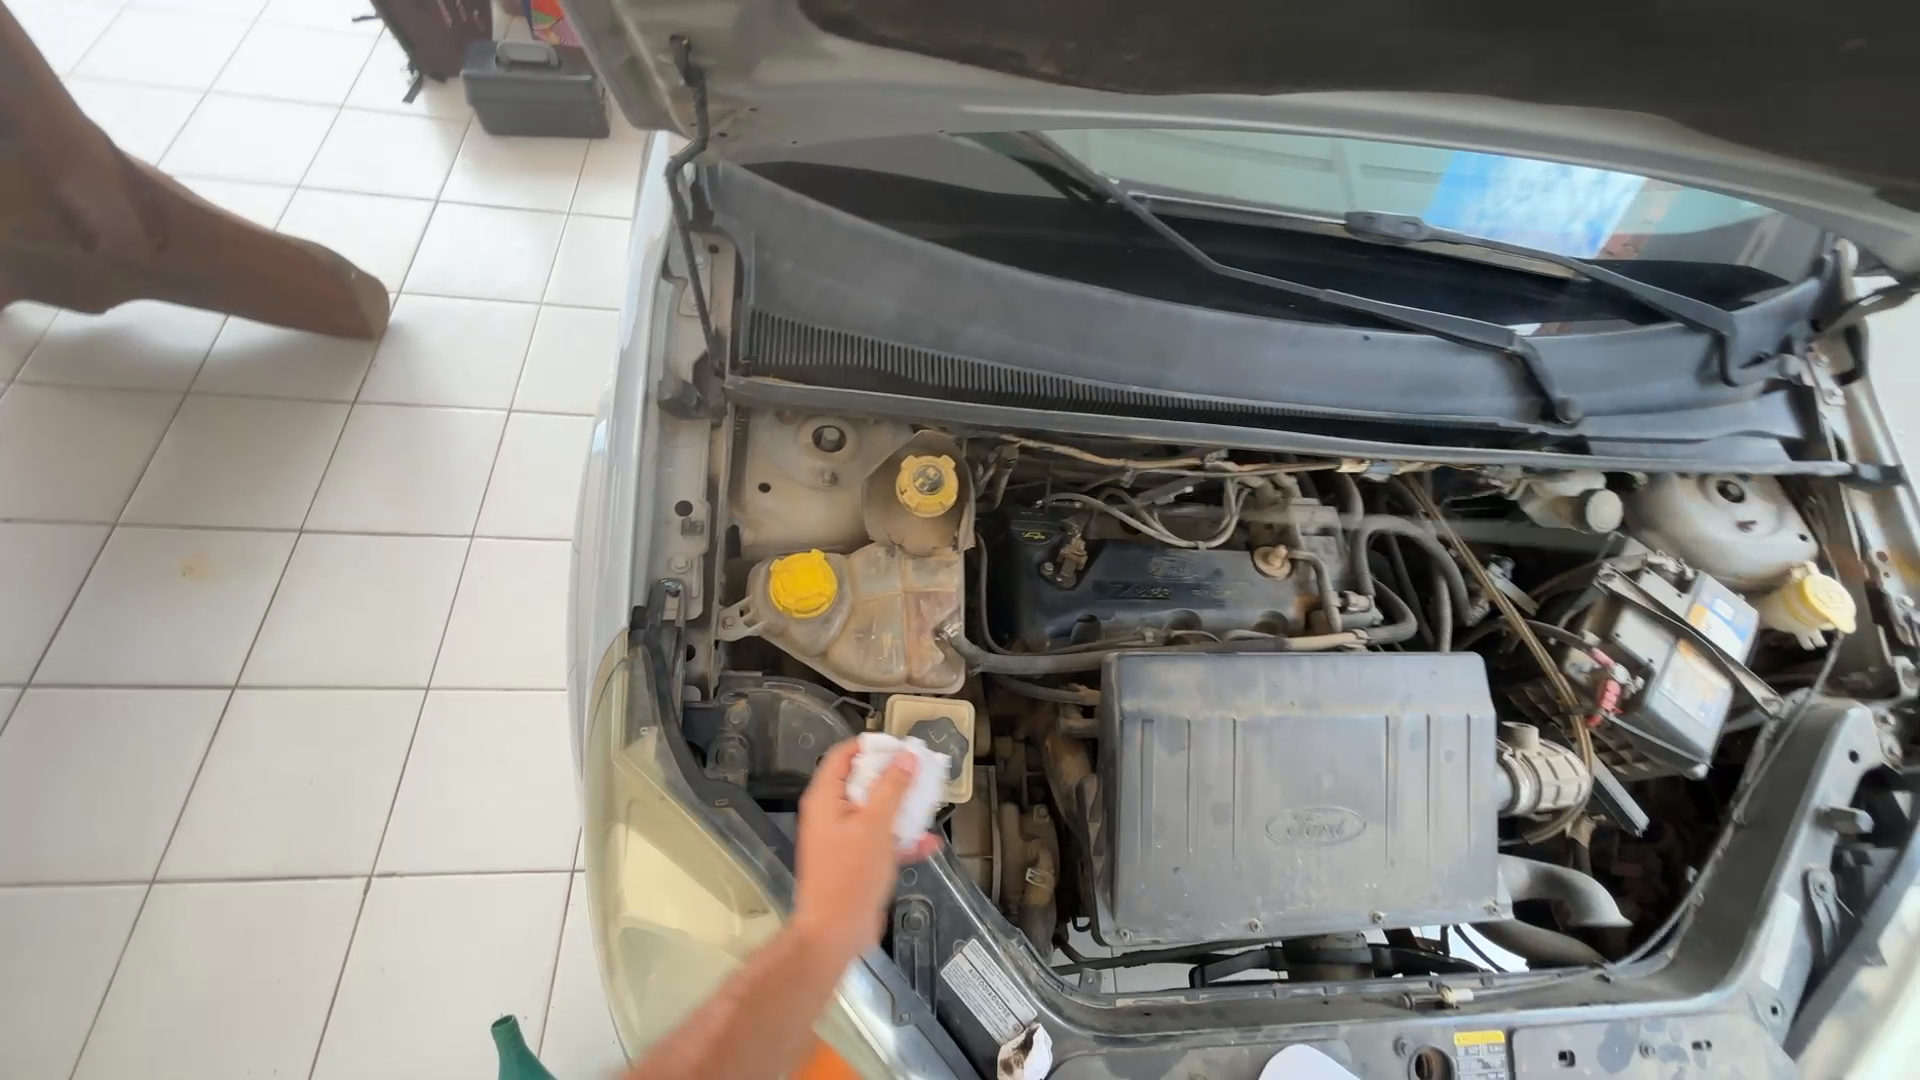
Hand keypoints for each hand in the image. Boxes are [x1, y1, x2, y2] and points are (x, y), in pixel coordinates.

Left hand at [790, 738, 941, 963]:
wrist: (835, 934)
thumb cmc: (850, 875)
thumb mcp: (875, 825)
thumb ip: (892, 787)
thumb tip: (906, 756)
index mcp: (825, 798)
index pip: (843, 755)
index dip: (870, 745)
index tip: (900, 746)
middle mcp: (830, 814)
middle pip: (862, 781)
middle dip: (893, 776)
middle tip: (920, 771)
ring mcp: (843, 839)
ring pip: (874, 811)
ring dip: (900, 807)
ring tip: (929, 801)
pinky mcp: (855, 862)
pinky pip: (880, 840)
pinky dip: (901, 839)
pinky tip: (928, 843)